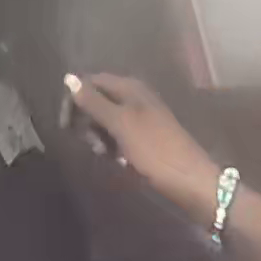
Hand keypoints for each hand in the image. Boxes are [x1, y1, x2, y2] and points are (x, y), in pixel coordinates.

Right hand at [66, 73, 222, 224]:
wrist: (194, 184)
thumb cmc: (155, 150)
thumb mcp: (121, 124)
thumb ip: (93, 101)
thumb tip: (68, 77)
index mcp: (129, 87)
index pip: (91, 81)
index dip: (75, 99)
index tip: (65, 125)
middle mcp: (134, 96)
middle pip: (98, 99)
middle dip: (87, 120)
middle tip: (90, 144)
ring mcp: (141, 117)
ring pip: (107, 120)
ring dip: (99, 136)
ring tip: (105, 155)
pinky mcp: (146, 138)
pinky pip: (119, 135)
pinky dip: (113, 146)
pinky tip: (117, 161)